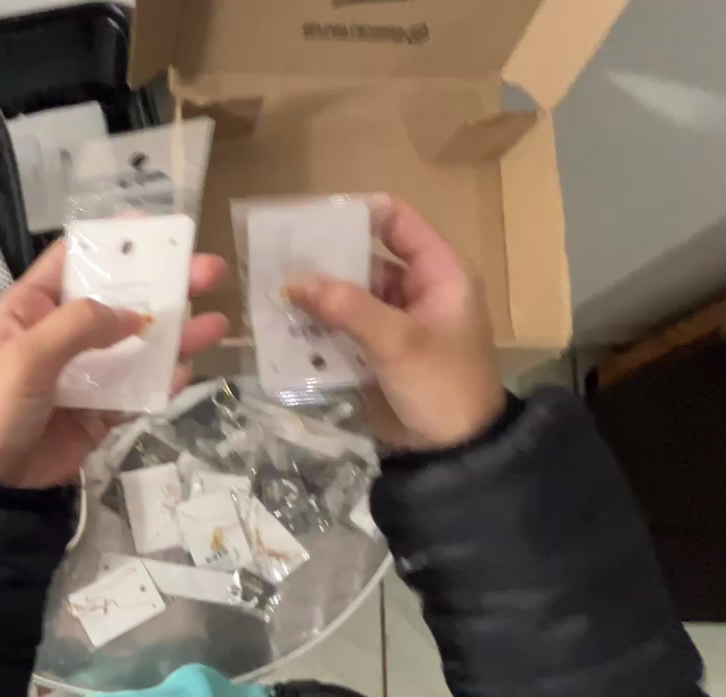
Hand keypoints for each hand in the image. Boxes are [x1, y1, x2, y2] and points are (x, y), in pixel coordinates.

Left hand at [0, 240, 229, 487]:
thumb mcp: (26, 356)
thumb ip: (78, 327)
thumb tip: (135, 314)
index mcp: (32, 309)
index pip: (76, 261)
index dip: (115, 242)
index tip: (158, 230)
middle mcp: (61, 335)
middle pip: (119, 301)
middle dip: (163, 286)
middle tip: (209, 271)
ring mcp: (84, 375)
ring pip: (136, 347)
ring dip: (174, 336)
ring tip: (216, 326)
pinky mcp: (100, 412)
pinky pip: (137, 392)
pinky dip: (161, 383)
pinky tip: (185, 372)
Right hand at [282, 196, 505, 450]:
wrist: (453, 452)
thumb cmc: (440, 385)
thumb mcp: (396, 341)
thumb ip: (346, 307)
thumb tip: (292, 282)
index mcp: (437, 273)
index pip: (397, 223)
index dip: (356, 215)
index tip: (310, 220)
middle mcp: (414, 292)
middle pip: (363, 262)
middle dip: (323, 264)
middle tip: (275, 262)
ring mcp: (393, 326)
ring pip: (347, 302)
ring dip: (315, 302)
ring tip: (271, 298)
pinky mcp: (375, 357)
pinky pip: (341, 334)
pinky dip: (317, 333)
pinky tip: (285, 333)